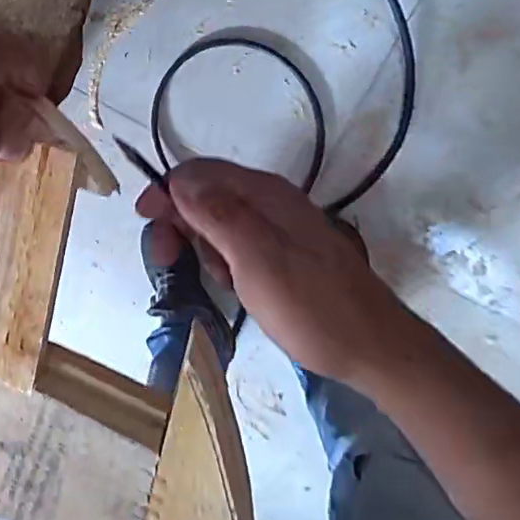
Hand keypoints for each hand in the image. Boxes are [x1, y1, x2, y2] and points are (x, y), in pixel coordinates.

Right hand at [135, 158, 414, 386]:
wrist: (373, 346)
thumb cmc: (311, 305)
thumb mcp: (256, 259)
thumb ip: (217, 214)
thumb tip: (180, 179)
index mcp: (262, 192)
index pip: (199, 172)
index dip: (167, 192)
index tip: (147, 224)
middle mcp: (269, 199)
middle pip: (206, 193)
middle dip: (181, 221)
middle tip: (168, 261)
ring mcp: (278, 225)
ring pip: (220, 219)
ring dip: (203, 245)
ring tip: (216, 280)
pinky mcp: (284, 250)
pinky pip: (239, 242)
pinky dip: (225, 260)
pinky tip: (235, 286)